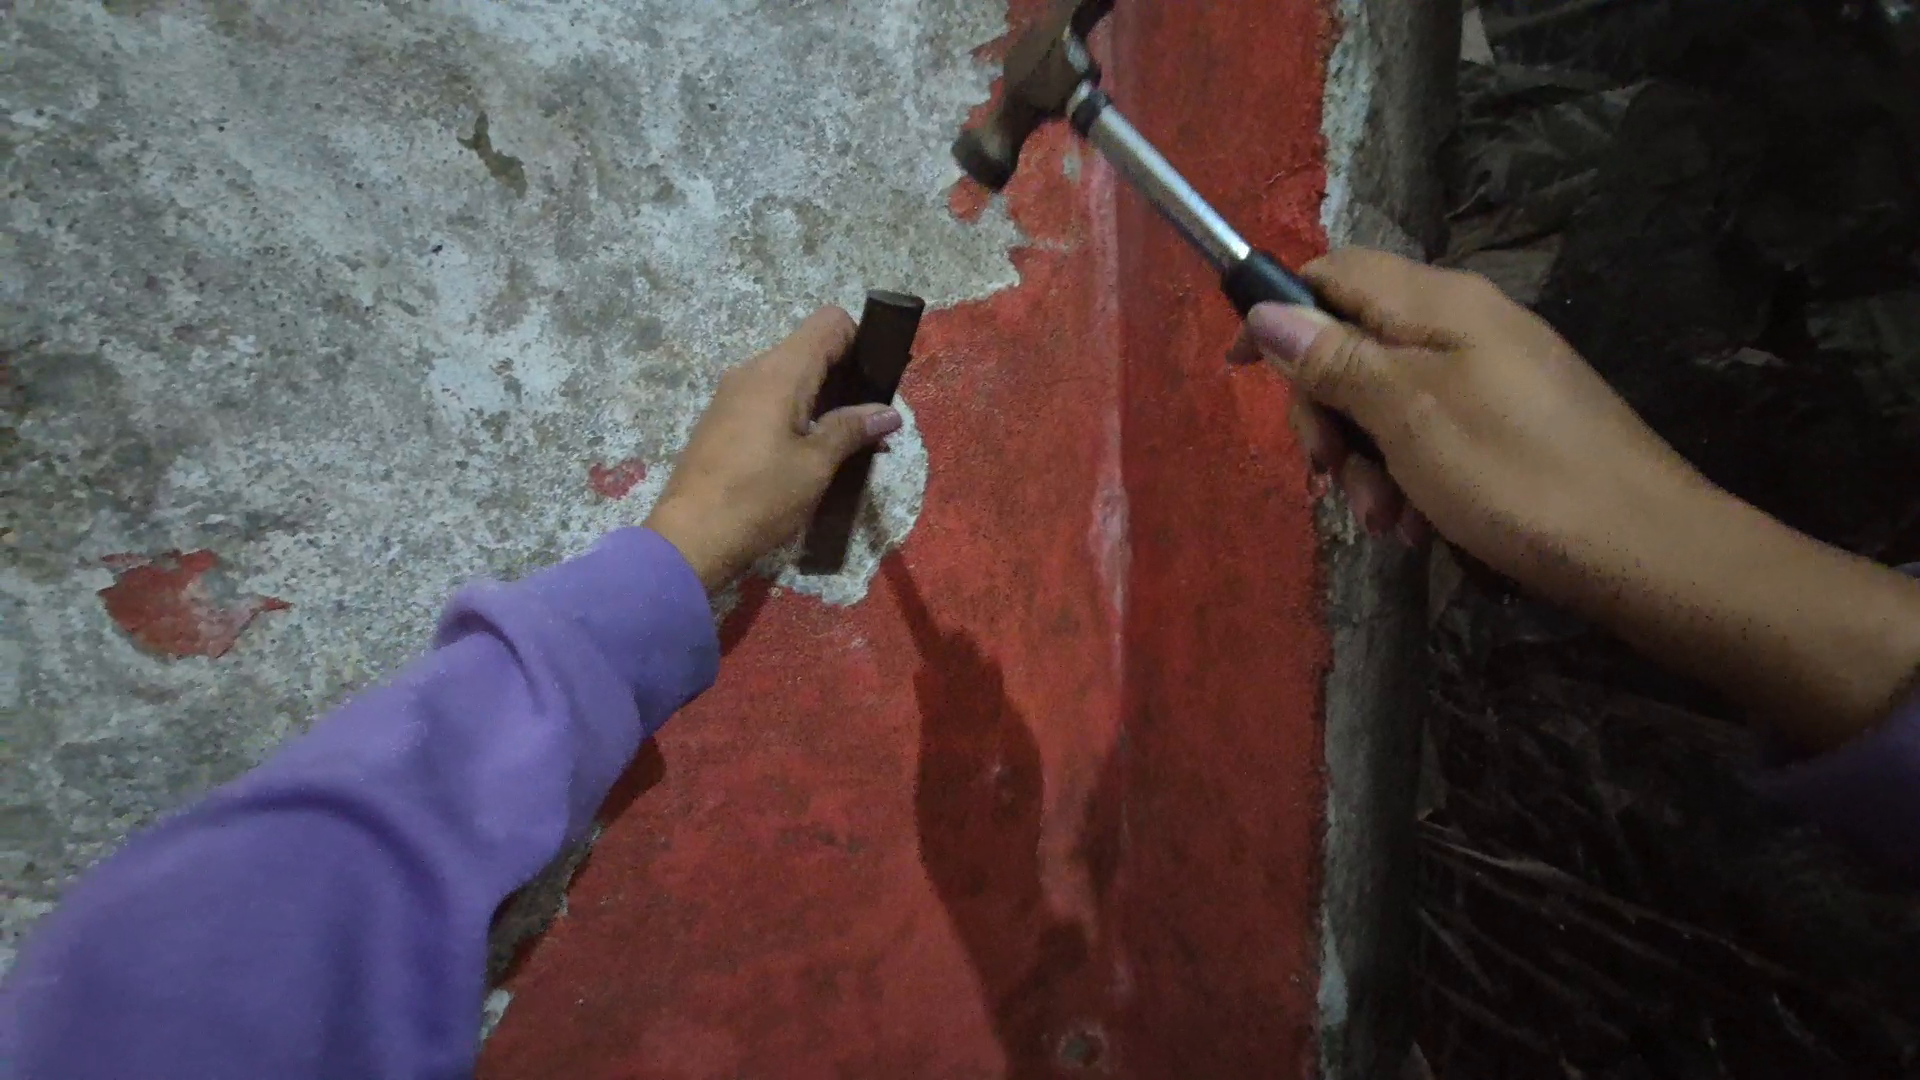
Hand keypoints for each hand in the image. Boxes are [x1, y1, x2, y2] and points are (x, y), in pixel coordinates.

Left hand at [644, 308, 901, 591]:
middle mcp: (754, 370)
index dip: (860, 342)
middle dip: (847, 377)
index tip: (877, 382)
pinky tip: (810, 453)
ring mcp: (734, 394)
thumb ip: (852, 429)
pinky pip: (770, 399)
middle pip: (811, 349)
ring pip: (791, 377)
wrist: (691, 537)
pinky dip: (797, 414)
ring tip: (847, 443)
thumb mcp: (816, 464)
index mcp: (780, 372)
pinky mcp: (724, 419)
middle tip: (871, 421)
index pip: (829, 322)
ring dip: (823, 400)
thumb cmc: (760, 497)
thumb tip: (888, 412)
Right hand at [1229, 247, 1700, 584]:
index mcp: (1436, 305)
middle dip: (1323, 411)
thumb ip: (1333, 357)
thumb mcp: (1404, 413)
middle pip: (1347, 343)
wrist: (1640, 550)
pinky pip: (1416, 428)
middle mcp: (1456, 324)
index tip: (1242, 369)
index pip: (1333, 273)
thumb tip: (1265, 310)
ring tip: (1381, 517)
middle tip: (1326, 470)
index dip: (1278, 310)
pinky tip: (1412, 521)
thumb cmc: (1512, 474)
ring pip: (1375, 396)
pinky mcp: (1494, 416)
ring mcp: (1479, 371)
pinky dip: (1399, 472)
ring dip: (1360, 458)